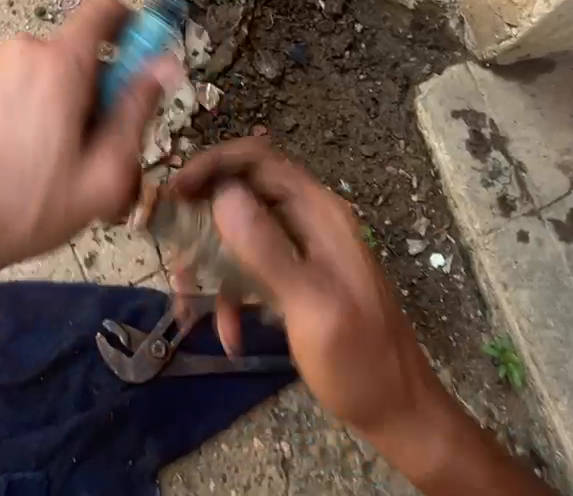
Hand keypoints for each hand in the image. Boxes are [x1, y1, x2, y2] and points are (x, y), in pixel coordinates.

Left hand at [0, 0, 175, 288]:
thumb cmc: (23, 206)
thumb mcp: (103, 171)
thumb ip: (137, 110)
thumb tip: (163, 67)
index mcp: (59, 63)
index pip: (104, 9)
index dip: (132, 26)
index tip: (142, 57)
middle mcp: (24, 52)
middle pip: (82, 53)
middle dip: (101, 93)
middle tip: (104, 148)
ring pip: (53, 75)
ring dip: (70, 109)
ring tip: (67, 166)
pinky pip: (24, 86)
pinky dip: (39, 113)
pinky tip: (34, 163)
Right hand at [171, 139, 446, 449]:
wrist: (400, 414)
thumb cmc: (360, 360)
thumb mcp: (310, 305)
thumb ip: (266, 248)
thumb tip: (221, 194)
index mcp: (318, 212)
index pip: (257, 158)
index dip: (211, 164)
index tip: (175, 192)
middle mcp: (307, 219)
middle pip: (239, 191)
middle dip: (200, 221)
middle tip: (172, 251)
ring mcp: (300, 248)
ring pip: (237, 233)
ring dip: (209, 266)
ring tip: (187, 306)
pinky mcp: (293, 277)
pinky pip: (248, 268)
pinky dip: (230, 296)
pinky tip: (228, 334)